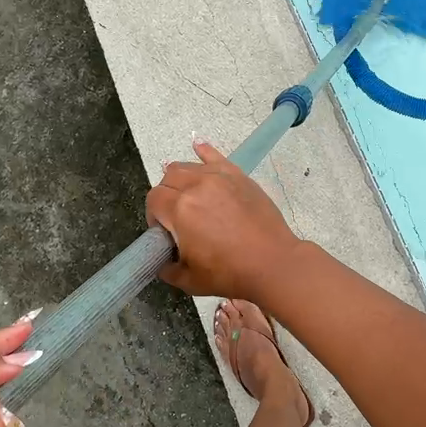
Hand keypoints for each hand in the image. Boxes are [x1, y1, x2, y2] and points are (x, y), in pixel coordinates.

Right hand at [146, 141, 303, 302]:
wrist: (272, 262)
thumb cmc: (230, 273)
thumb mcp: (189, 281)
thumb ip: (167, 269)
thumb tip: (163, 261)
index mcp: (180, 209)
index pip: (153, 199)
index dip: (153, 216)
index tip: (163, 232)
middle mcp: (196, 186)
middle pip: (168, 178)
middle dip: (165, 196)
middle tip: (176, 217)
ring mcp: (219, 177)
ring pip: (188, 166)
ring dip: (181, 179)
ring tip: (188, 196)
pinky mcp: (238, 175)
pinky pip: (216, 156)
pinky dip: (203, 151)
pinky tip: (197, 145)